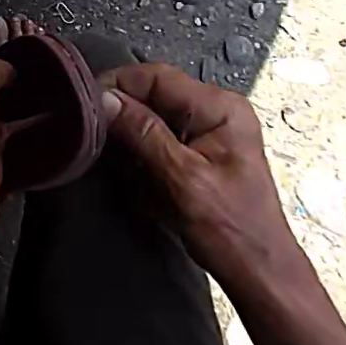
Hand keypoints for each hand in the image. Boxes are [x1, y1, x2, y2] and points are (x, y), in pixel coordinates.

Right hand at [101, 64, 300, 288]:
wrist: (257, 268)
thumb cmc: (231, 229)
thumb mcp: (181, 178)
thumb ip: (143, 133)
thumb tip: (107, 100)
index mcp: (221, 108)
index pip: (156, 76)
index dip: (117, 85)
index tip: (88, 105)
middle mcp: (217, 109)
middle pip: (152, 92)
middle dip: (123, 113)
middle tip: (97, 135)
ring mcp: (208, 127)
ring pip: (151, 113)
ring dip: (130, 134)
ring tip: (120, 159)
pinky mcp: (198, 146)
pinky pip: (158, 133)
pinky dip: (141, 149)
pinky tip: (137, 170)